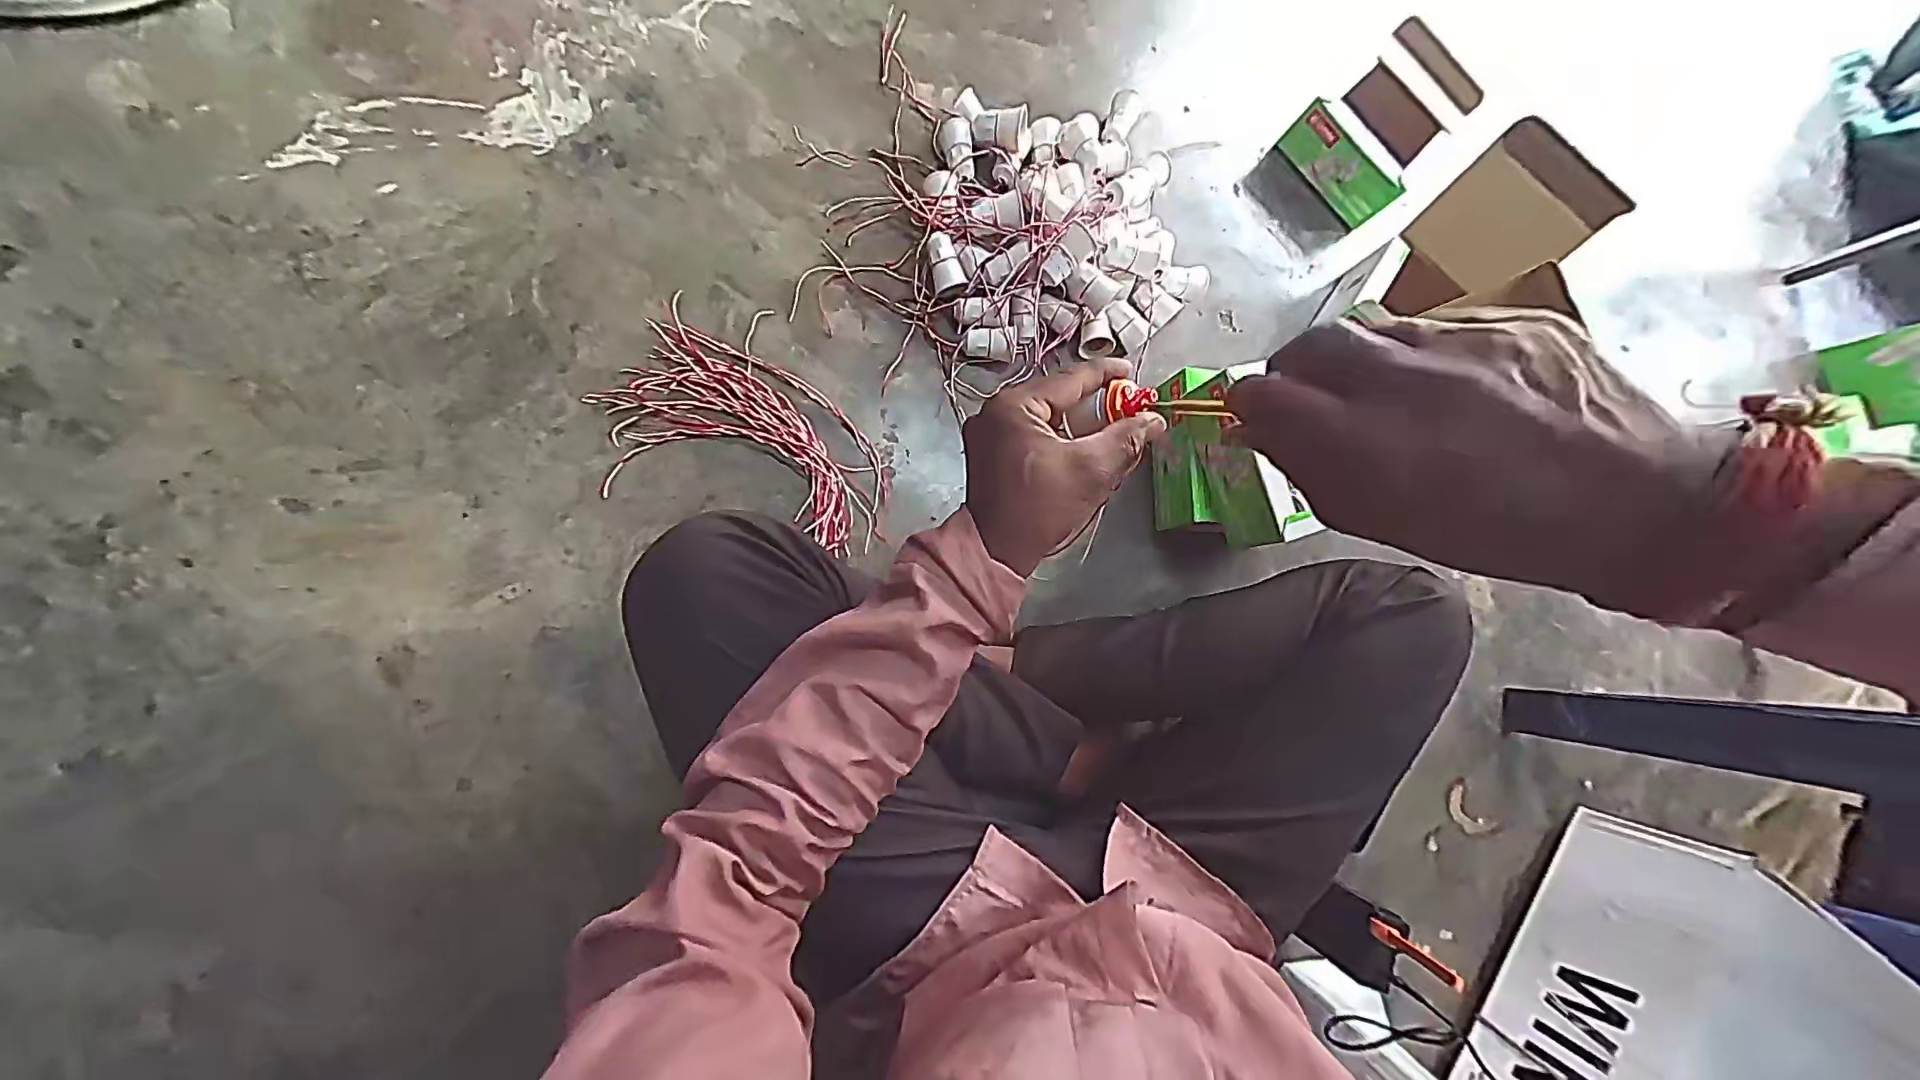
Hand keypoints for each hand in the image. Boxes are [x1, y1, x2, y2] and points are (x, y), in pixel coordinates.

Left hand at [964, 358, 1166, 575]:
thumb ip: (1125, 438)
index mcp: (1013, 405)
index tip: (1132, 375)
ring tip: (1108, 439)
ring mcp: (988, 433)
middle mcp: (995, 412)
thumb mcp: (1090, 470)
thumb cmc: (1036, 510)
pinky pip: (1033, 435)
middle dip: (1096, 407)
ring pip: (1047, 417)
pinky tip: (1081, 455)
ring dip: (1079, 426)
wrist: (996, 551)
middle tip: (1127, 414)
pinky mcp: (990, 454)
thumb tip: (1151, 420)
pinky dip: (1059, 440)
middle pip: (1058, 398)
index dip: (1108, 375)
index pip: (1071, 378)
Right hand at [1225, 309, 1735, 619]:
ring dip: (1348, 358)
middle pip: (1311, 344)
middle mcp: (1408, 379)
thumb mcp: (1380, 520)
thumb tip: (1261, 433)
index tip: (1249, 414)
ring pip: (1368, 328)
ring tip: (1369, 387)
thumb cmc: (1492, 531)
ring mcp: (1463, 339)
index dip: (1247, 402)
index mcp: (1370, 441)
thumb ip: (1310, 472)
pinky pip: (1429, 325)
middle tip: (1301, 394)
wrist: (1637, 498)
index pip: (1269, 394)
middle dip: (1291, 369)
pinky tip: (1435, 382)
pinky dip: (1409, 352)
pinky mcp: (1510, 318)